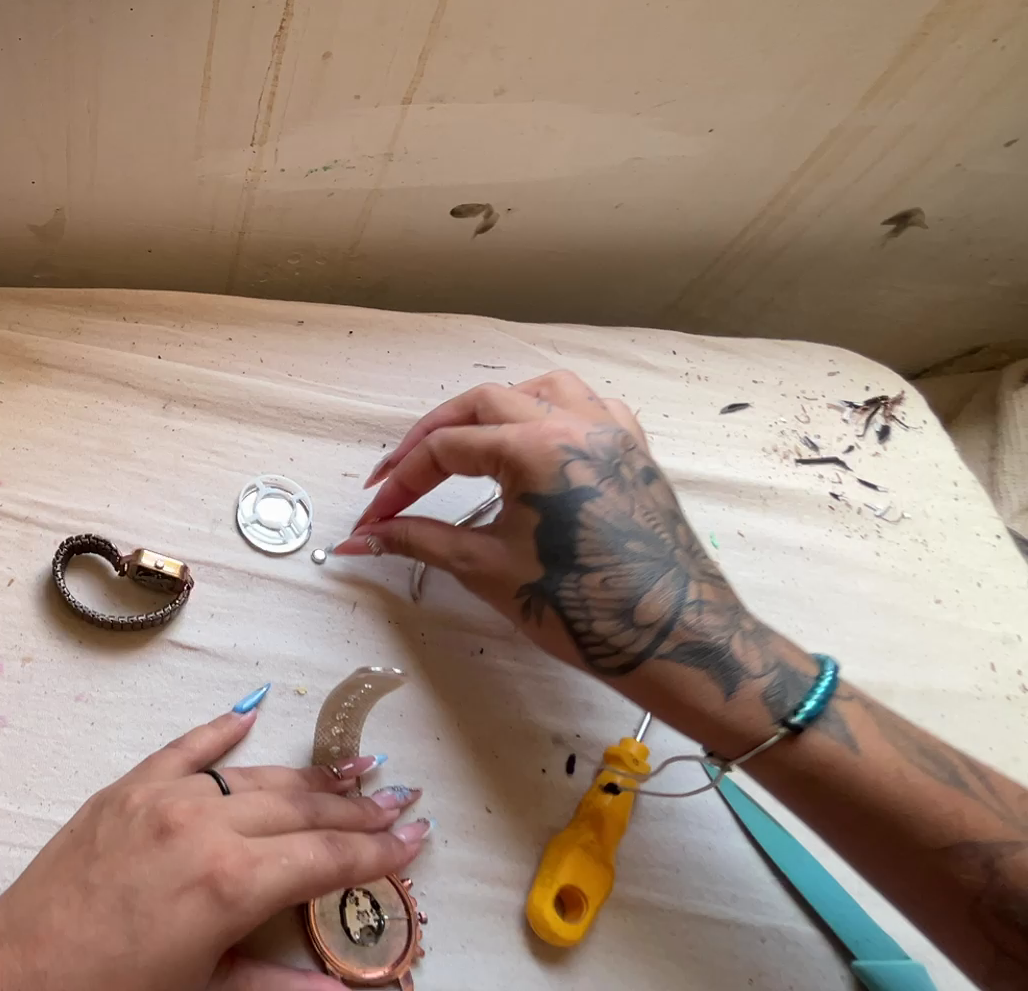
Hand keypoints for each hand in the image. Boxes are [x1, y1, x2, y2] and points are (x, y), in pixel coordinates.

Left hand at [0, 693, 428, 990]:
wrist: (23, 966)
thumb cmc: (115, 990)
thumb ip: (280, 984)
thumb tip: (348, 990)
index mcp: (232, 882)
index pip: (325, 858)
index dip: (377, 849)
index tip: (416, 834)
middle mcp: (206, 824)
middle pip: (299, 807)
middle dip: (353, 805)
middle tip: (397, 794)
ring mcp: (165, 795)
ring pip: (253, 774)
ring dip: (305, 772)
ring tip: (350, 763)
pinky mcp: (130, 783)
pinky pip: (185, 747)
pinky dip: (220, 728)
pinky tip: (250, 710)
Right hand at [331, 371, 817, 747]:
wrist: (678, 643)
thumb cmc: (578, 605)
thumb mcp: (482, 566)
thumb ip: (414, 539)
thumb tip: (356, 539)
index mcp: (535, 448)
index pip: (444, 449)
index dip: (399, 483)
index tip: (373, 517)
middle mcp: (575, 424)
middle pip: (481, 403)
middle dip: (429, 435)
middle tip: (397, 475)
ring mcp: (611, 433)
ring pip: (536, 390)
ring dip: (488, 410)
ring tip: (459, 443)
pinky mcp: (633, 452)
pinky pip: (585, 405)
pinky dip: (544, 411)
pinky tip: (529, 440)